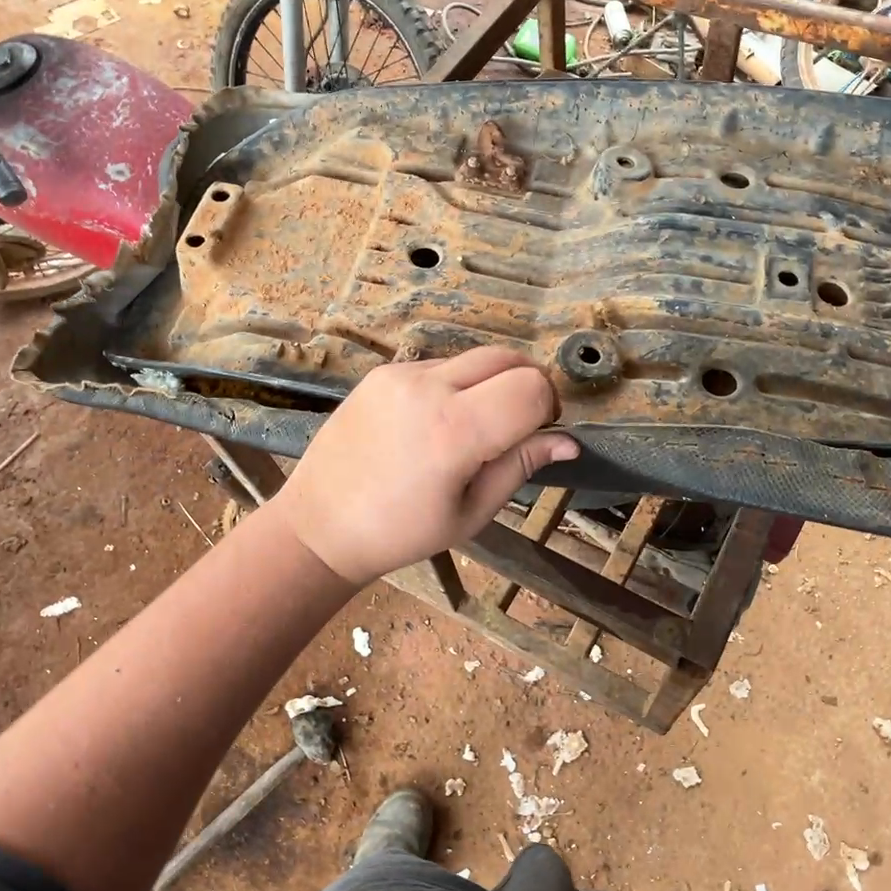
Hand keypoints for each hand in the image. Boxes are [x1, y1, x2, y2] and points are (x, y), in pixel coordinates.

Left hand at [267, 347, 579, 584]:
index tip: (541, 433)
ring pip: (474, 358)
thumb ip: (520, 466)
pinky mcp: (382, 373)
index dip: (548, 408)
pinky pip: (439, 365)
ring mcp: (401, 375)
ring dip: (491, 383)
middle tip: (518, 425)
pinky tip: (436, 423)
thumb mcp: (471, 512)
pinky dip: (456, 385)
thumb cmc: (401, 533)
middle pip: (509, 358)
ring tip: (473, 428)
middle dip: (528, 385)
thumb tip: (570, 442)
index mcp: (455, 432)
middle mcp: (428, 390)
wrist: (320, 525)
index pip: (532, 388)